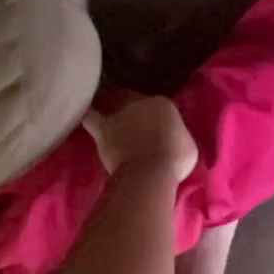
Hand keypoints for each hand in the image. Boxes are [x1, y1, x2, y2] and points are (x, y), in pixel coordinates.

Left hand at [82, 96, 198, 183]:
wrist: (149, 171)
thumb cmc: (175, 159)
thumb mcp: (188, 146)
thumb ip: (177, 136)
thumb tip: (173, 138)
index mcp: (163, 104)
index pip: (158, 105)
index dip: (157, 117)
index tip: (157, 128)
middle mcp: (140, 102)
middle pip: (136, 102)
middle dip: (136, 111)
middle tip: (137, 124)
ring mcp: (120, 114)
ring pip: (113, 104)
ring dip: (111, 106)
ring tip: (108, 109)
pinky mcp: (104, 129)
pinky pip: (92, 117)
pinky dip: (89, 115)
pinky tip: (85, 113)